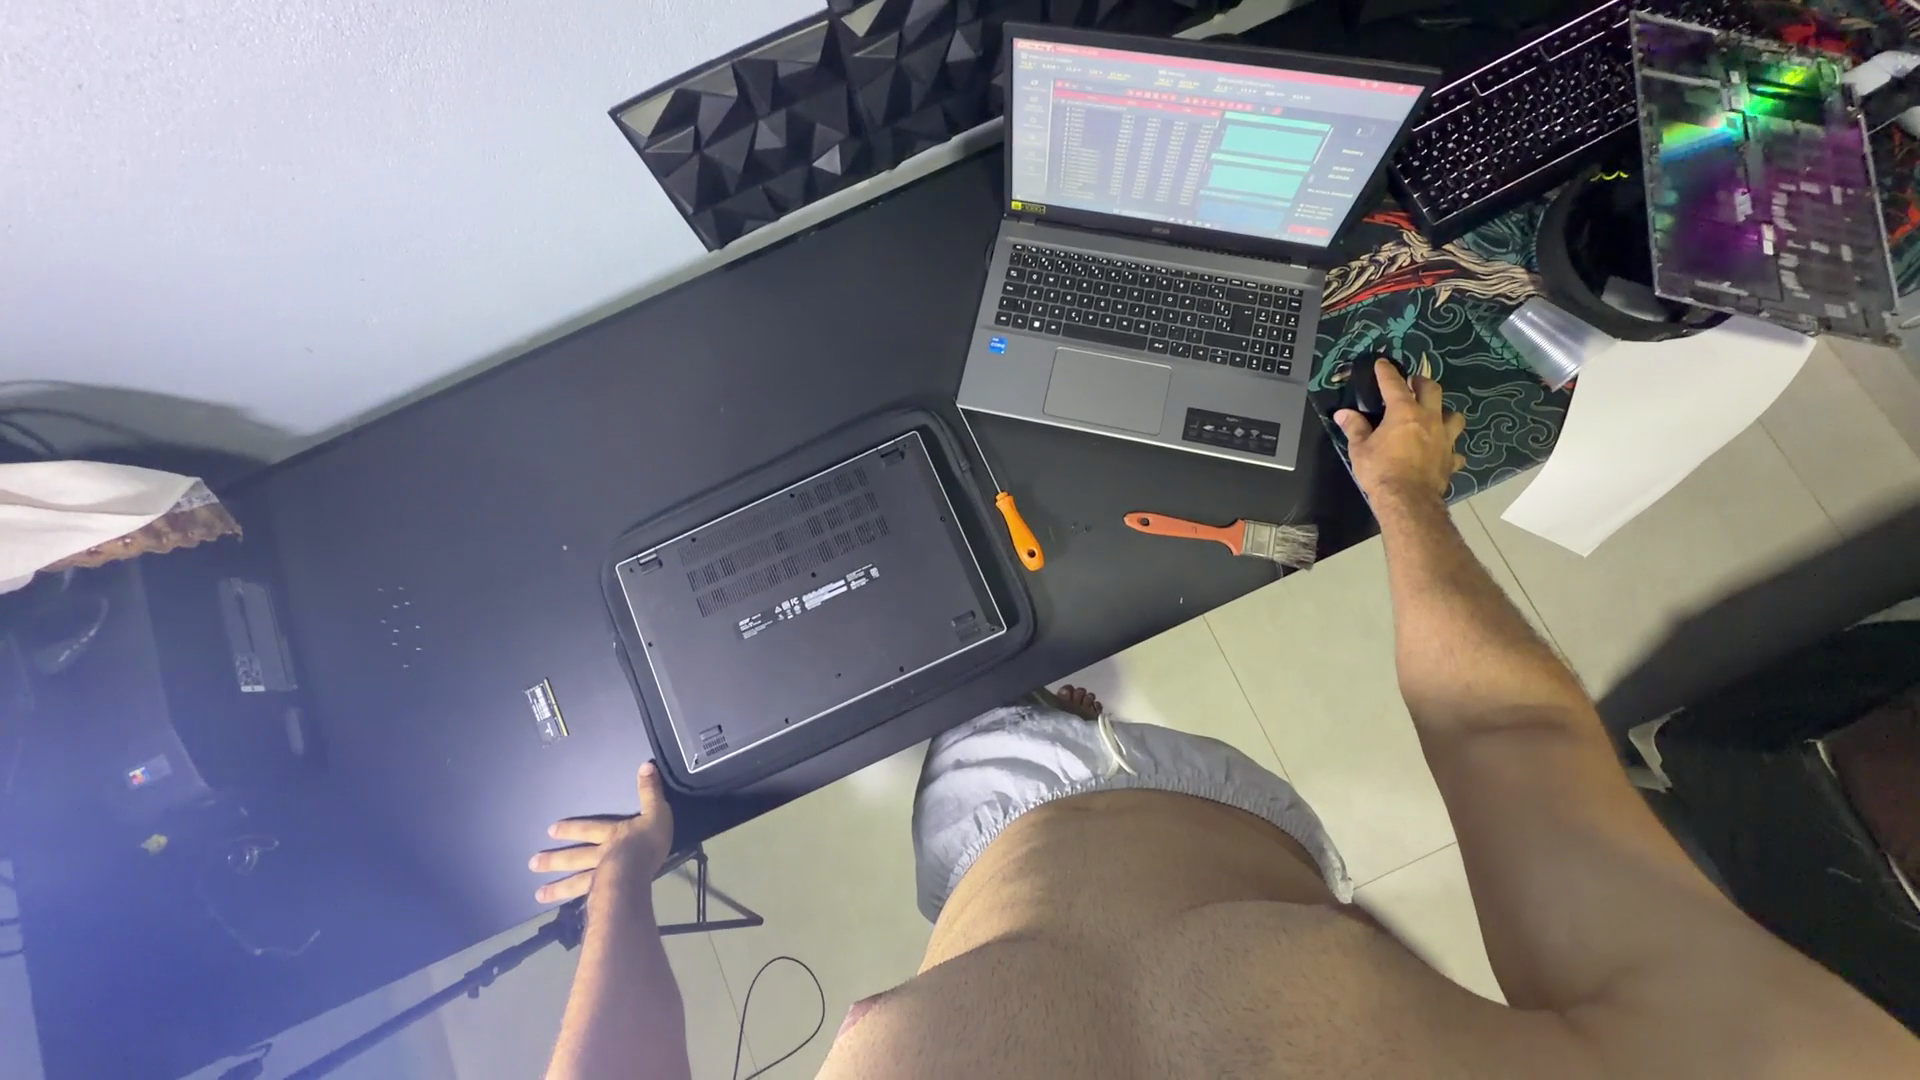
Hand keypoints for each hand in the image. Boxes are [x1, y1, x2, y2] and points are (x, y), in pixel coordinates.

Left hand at [529, 762, 674, 904]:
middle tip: (532, 863)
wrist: (636, 872)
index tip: (550, 831)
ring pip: (576, 881)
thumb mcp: (656, 810)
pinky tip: (563, 910)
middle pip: (576, 856)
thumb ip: (650, 791)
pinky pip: (585, 899)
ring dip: (557, 888)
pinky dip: (574, 903)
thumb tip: (646, 765)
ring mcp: (600, 877)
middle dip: (555, 859)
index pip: (590, 828)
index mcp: (614, 834)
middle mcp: (602, 855)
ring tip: (538, 895)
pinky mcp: (602, 895)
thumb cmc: (647, 841)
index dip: (572, 829)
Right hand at [1333, 359, 1465, 503]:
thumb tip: (1343, 413)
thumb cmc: (1380, 471)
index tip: (1383, 363)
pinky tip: (1442, 452)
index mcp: (1404, 413)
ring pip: (1454, 416)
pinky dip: (1449, 448)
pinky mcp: (1452, 458)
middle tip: (1414, 383)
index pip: (1394, 384)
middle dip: (1422, 382)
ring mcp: (1445, 438)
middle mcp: (1429, 419)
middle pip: (1433, 390)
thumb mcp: (1359, 449)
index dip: (1387, 372)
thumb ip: (1354, 428)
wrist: (1407, 500)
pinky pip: (1455, 449)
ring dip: (1444, 412)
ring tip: (1435, 416)